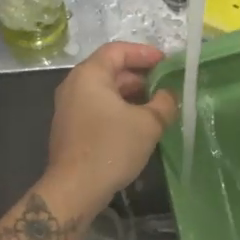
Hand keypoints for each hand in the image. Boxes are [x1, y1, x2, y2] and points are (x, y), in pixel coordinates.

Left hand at [41, 41, 176, 215]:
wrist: (76, 188)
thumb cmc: (111, 147)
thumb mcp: (148, 124)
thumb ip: (164, 104)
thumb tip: (169, 96)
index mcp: (90, 75)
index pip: (118, 50)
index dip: (144, 53)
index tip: (166, 62)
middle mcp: (74, 85)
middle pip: (110, 71)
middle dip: (140, 77)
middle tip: (166, 87)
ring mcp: (69, 108)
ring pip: (105, 93)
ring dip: (132, 97)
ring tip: (157, 107)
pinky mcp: (71, 129)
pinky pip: (98, 110)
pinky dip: (119, 111)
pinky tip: (138, 126)